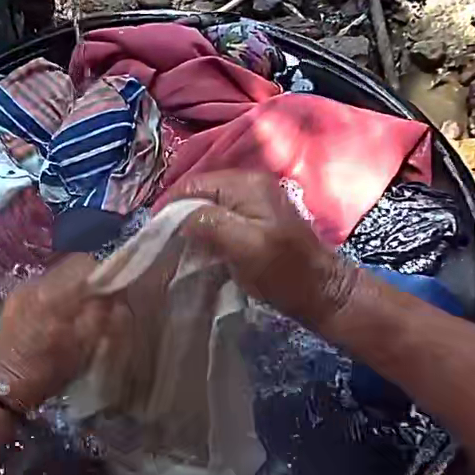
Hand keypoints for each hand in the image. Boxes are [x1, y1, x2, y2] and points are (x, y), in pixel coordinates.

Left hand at [0, 255, 116, 409]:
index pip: (85, 263)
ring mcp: (22, 289)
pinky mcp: (15, 297)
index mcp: (54, 295)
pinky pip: (45, 285)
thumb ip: (101, 313)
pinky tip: (58, 314)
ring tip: (79, 308)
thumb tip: (116, 291)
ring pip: (59, 274)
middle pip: (71, 265)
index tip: (112, 290)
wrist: (2, 387)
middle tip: (99, 300)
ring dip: (74, 286)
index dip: (104, 273)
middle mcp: (36, 284)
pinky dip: (58, 293)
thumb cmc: (47, 372)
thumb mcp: (83, 347)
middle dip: (89, 279)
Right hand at [169, 171, 360, 328]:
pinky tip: (199, 245)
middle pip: (200, 190)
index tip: (152, 231)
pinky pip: (222, 213)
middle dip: (178, 212)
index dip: (169, 204)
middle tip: (161, 239)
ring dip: (191, 220)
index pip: (194, 184)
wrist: (322, 291)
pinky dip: (207, 226)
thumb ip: (211, 224)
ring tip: (175, 244)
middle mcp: (250, 182)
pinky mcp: (257, 216)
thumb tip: (180, 215)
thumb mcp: (246, 247)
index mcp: (246, 184)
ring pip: (209, 202)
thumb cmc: (284, 272)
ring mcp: (255, 198)